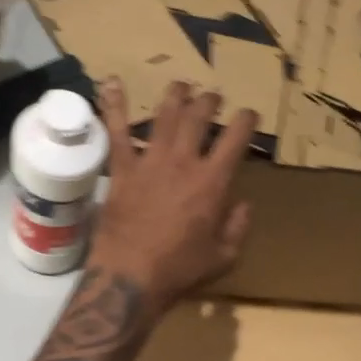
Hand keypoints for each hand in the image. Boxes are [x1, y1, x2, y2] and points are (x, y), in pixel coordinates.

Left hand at [89, 79, 256, 307]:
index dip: (246, 120)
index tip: (249, 115)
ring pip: (165, 115)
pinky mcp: (121, 170)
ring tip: (181, 86)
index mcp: (213, 182)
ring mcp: (150, 162)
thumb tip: (243, 204)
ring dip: (176, 95)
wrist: (130, 278)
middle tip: (213, 98)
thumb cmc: (180, 271)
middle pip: (199, 116)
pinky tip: (111, 83)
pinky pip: (117, 131)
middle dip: (210, 100)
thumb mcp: (224, 257)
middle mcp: (183, 162)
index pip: (236, 137)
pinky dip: (114, 105)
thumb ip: (238, 228)